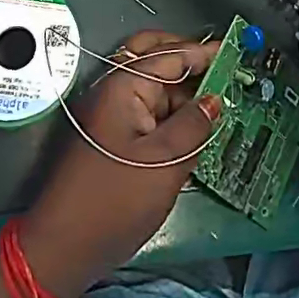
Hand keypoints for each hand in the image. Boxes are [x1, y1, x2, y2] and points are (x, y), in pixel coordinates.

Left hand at [19, 30, 221, 297]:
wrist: (61, 246)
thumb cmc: (114, 201)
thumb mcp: (165, 163)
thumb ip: (194, 126)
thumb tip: (214, 100)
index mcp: (124, 85)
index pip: (171, 55)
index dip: (205, 52)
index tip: (236, 51)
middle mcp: (114, 88)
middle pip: (155, 58)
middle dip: (189, 58)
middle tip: (224, 69)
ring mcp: (110, 110)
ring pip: (151, 84)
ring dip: (182, 86)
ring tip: (217, 96)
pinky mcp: (110, 133)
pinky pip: (145, 107)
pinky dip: (170, 108)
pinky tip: (193, 123)